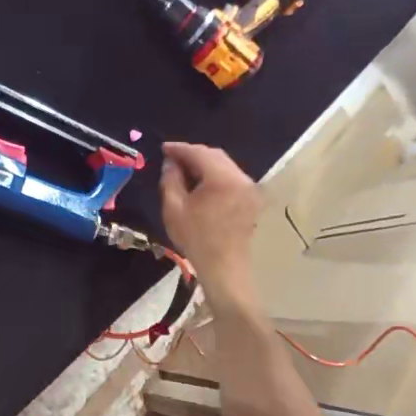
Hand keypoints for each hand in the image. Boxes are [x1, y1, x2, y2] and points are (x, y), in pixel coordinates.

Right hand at [159, 142, 261, 305]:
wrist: (224, 267)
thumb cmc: (196, 239)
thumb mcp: (174, 208)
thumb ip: (170, 179)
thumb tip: (171, 163)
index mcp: (222, 179)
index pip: (199, 153)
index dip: (180, 148)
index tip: (163, 149)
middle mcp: (241, 178)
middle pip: (215, 156)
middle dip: (193, 154)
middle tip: (172, 159)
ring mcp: (250, 188)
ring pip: (225, 166)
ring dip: (204, 164)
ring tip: (184, 171)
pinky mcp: (252, 198)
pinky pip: (231, 177)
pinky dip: (215, 175)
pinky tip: (201, 183)